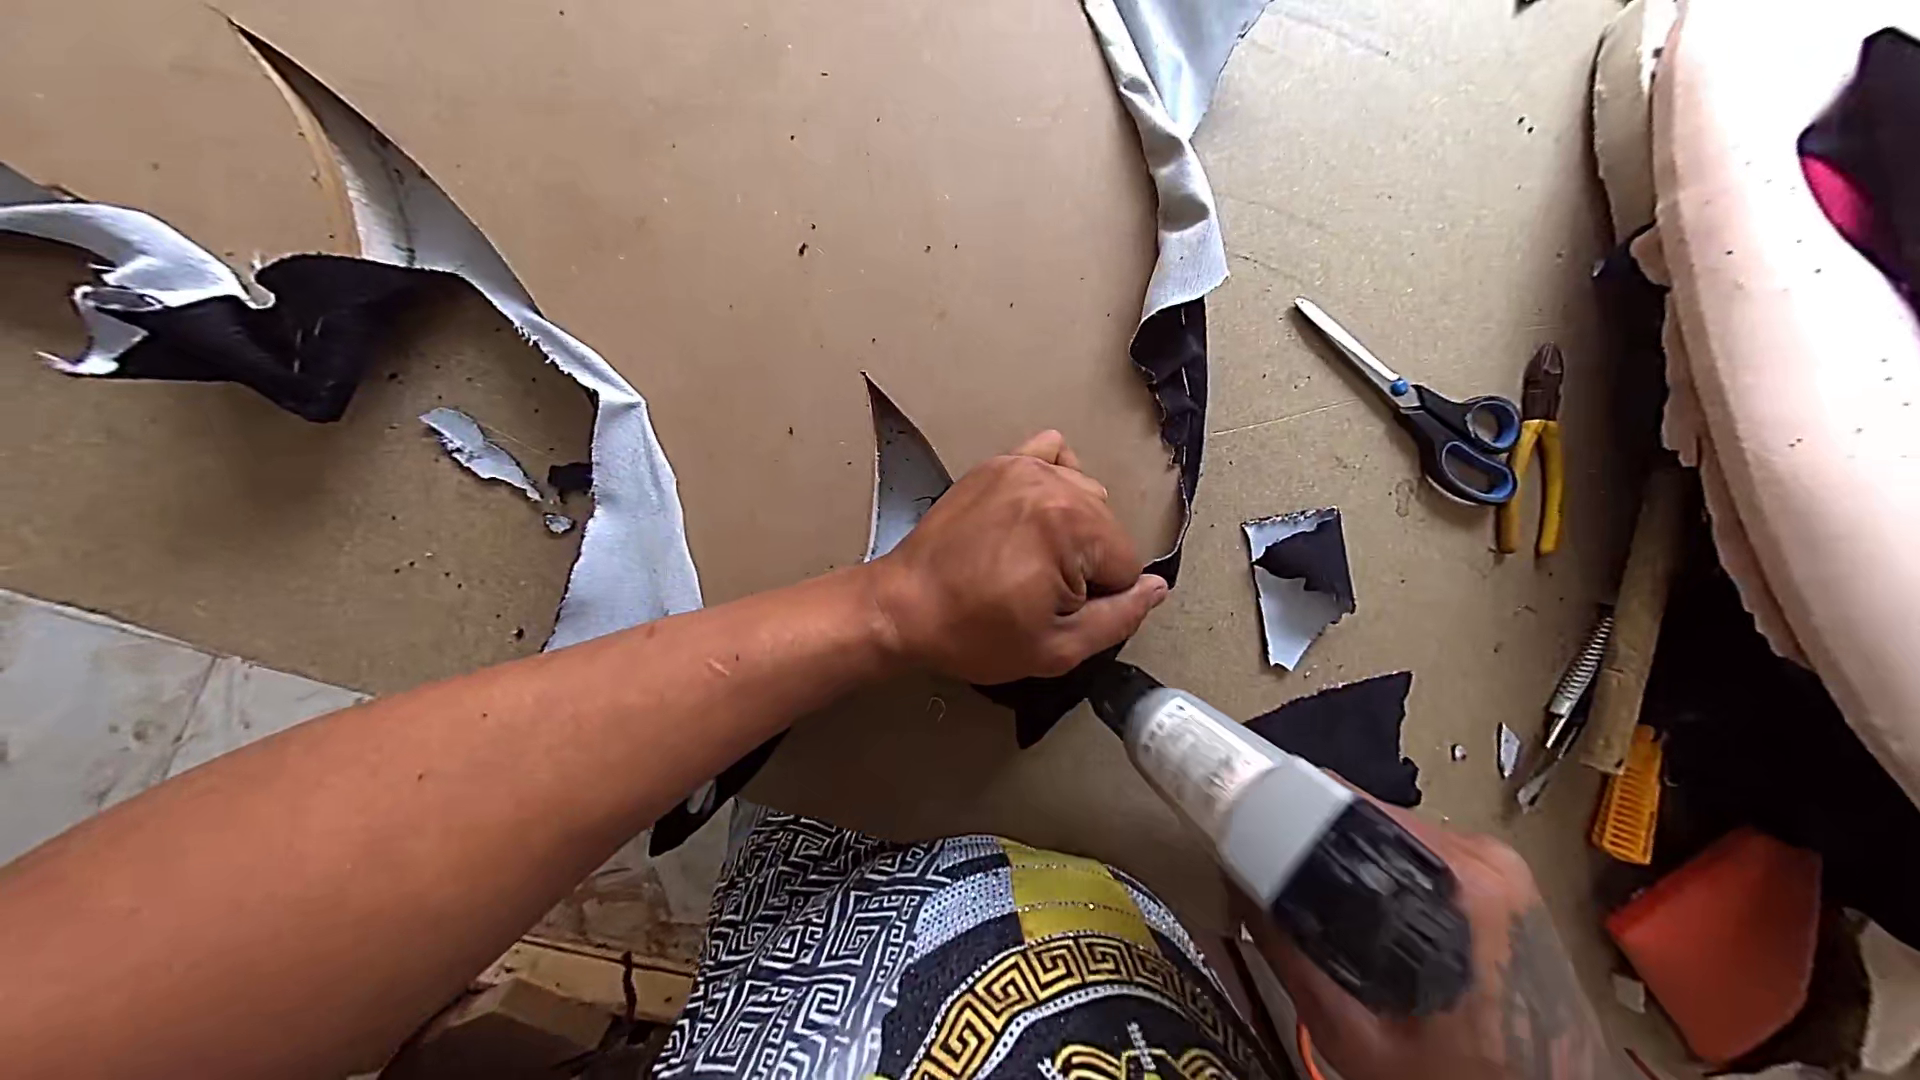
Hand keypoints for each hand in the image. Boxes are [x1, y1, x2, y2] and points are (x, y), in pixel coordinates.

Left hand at [866, 430, 1168, 684]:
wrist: (902, 608)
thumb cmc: (970, 631)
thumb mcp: (1055, 649)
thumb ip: (1119, 619)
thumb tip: (1156, 589)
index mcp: (1072, 526)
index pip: (1127, 566)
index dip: (1098, 600)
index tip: (1056, 610)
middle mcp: (1052, 484)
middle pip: (1108, 530)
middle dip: (1085, 566)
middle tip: (1037, 591)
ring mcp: (1021, 468)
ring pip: (1086, 496)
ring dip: (1072, 528)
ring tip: (1029, 558)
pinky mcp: (998, 465)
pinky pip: (1052, 453)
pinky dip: (1057, 477)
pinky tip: (1039, 511)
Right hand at [1247, 793, 1619, 1079]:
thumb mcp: (1355, 1039)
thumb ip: (1291, 959)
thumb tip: (1239, 883)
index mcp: (1460, 880)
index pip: (1346, 803)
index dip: (1285, 805)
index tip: (1246, 816)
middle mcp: (1486, 857)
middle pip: (1365, 811)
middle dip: (1313, 832)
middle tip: (1275, 865)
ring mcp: (1502, 866)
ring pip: (1390, 826)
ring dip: (1347, 849)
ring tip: (1319, 891)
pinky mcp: (1506, 880)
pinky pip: (1419, 849)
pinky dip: (1383, 866)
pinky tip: (1368, 907)